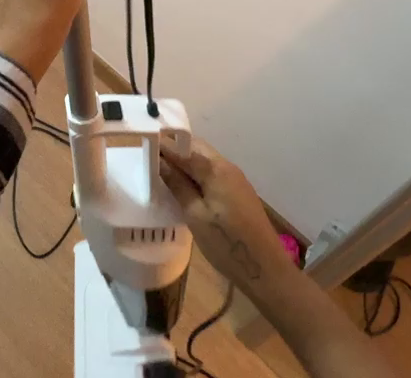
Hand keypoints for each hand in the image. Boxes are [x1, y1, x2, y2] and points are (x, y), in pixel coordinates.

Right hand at [161, 144, 294, 286]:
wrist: (265, 269)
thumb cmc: (226, 243)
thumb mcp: (195, 215)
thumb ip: (178, 185)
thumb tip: (161, 162)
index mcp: (216, 169)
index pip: (184, 148)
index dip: (164, 146)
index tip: (145, 142)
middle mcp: (227, 167)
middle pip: (197, 149)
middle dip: (176, 150)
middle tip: (153, 157)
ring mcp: (236, 180)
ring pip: (206, 160)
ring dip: (187, 162)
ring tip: (166, 171)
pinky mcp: (240, 193)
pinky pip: (214, 173)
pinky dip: (198, 173)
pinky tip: (187, 186)